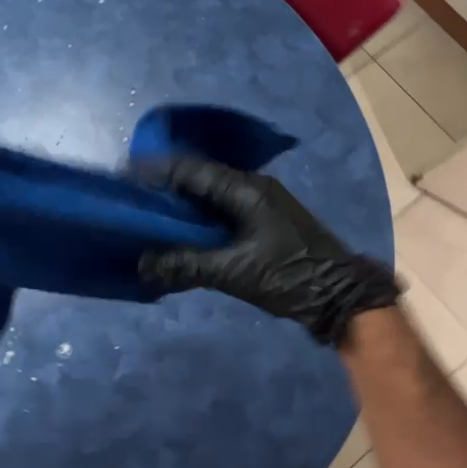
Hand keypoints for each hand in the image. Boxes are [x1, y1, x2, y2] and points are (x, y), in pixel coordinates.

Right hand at [139, 157, 400, 346]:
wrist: (341, 297)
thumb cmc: (290, 276)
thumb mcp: (234, 272)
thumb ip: (185, 265)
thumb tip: (142, 264)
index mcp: (246, 190)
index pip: (191, 170)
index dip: (156, 172)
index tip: (124, 178)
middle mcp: (252, 188)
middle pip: (198, 180)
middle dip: (164, 188)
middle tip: (131, 201)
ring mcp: (259, 205)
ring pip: (209, 197)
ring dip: (180, 206)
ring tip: (147, 217)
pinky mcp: (262, 223)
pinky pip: (221, 213)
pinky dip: (197, 221)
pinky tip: (178, 235)